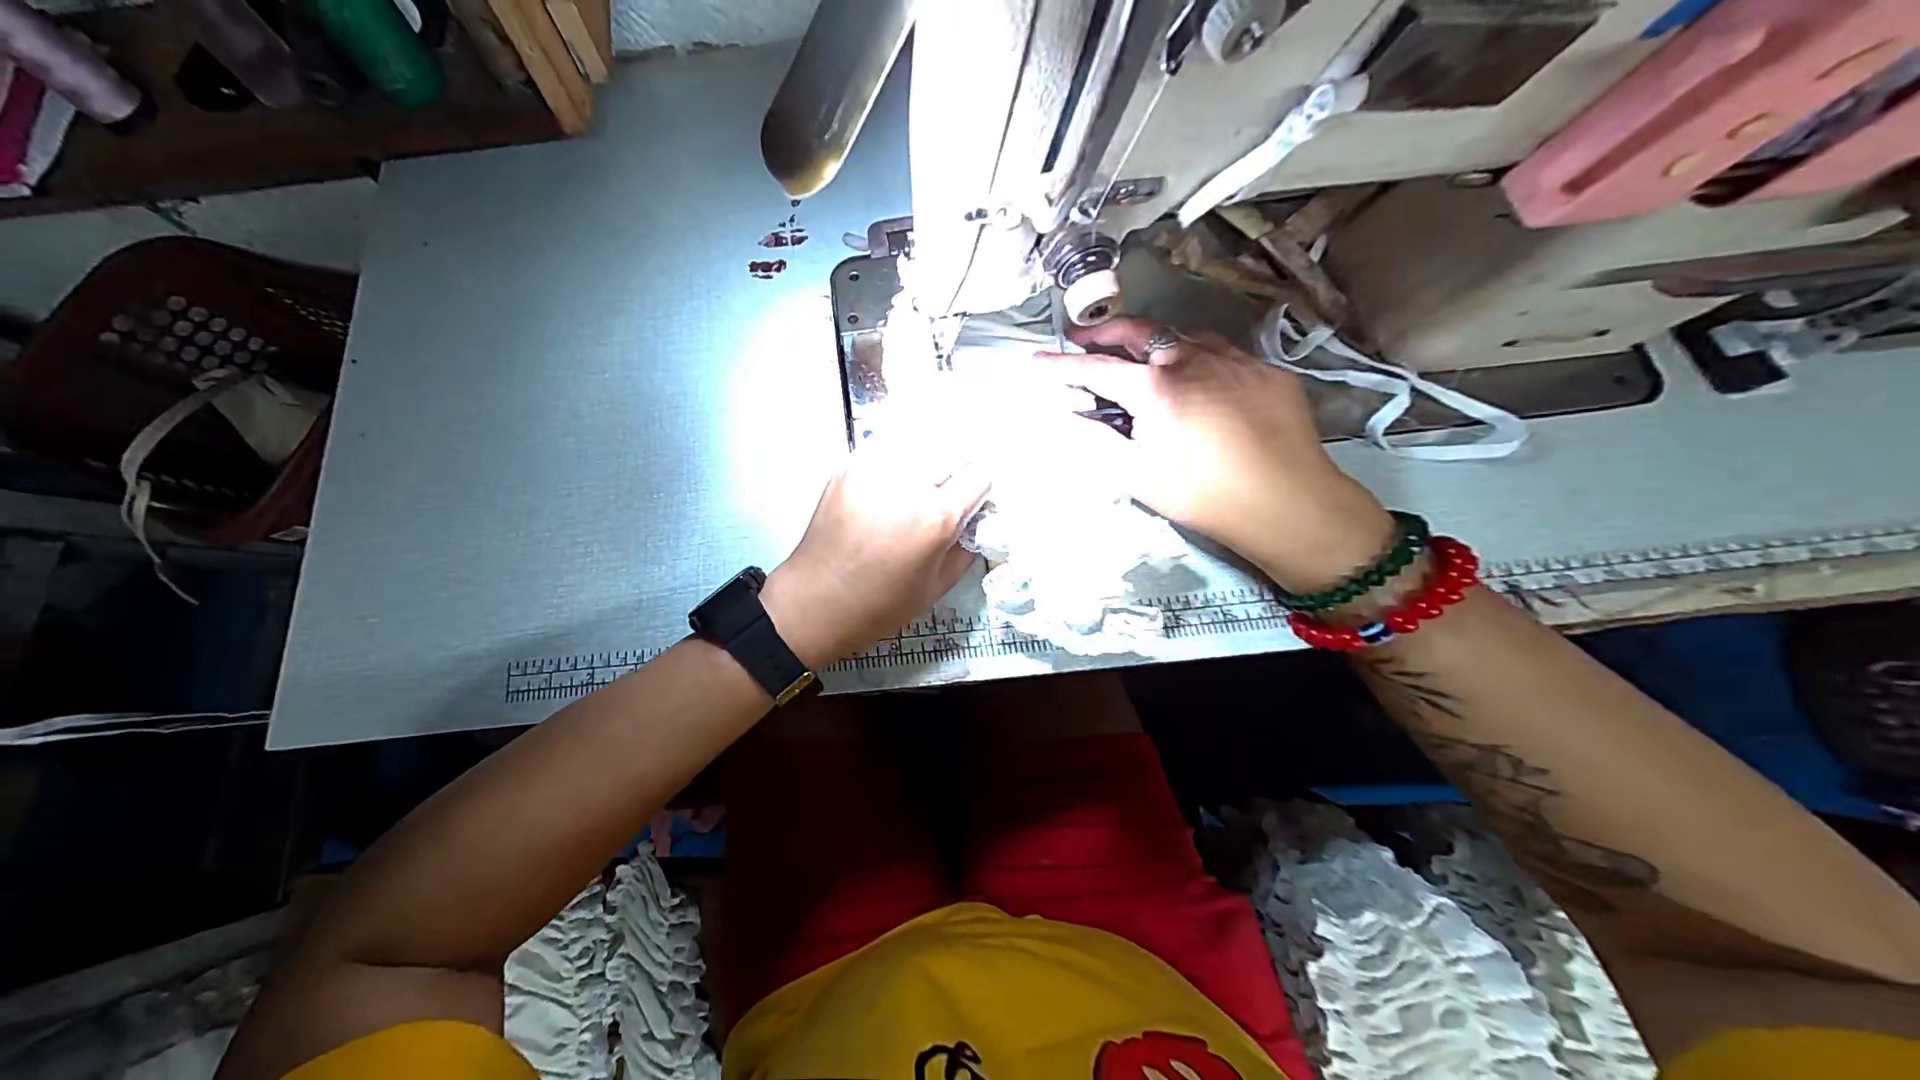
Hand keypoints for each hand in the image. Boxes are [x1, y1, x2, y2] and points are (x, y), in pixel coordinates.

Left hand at [760, 448, 989, 668]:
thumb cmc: (880, 605)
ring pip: (918, 441)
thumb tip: (977, 521)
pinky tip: (894, 482)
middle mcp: (908, 485)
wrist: (815, 602)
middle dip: (955, 470)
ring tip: (921, 483)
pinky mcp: (849, 467)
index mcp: (935, 516)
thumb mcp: (937, 586)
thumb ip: (966, 548)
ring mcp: (874, 470)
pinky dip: (898, 457)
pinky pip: (886, 447)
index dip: (979, 489)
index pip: (978, 475)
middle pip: (951, 451)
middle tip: (947, 491)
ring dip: (927, 458)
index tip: (971, 500)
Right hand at [1037, 317, 1393, 591]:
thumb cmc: (1203, 494)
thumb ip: (1095, 440)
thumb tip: (1068, 415)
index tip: (1038, 360)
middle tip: (1085, 339)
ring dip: (1152, 340)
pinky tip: (1196, 373)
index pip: (1095, 369)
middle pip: (1138, 332)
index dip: (1061, 366)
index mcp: (1154, 387)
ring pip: (1181, 336)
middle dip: (1105, 332)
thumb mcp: (1136, 476)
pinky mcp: (1265, 370)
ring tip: (1139, 354)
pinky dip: (1195, 354)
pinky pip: (1221, 350)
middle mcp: (1190, 359)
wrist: (1287, 503)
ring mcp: (1232, 360)